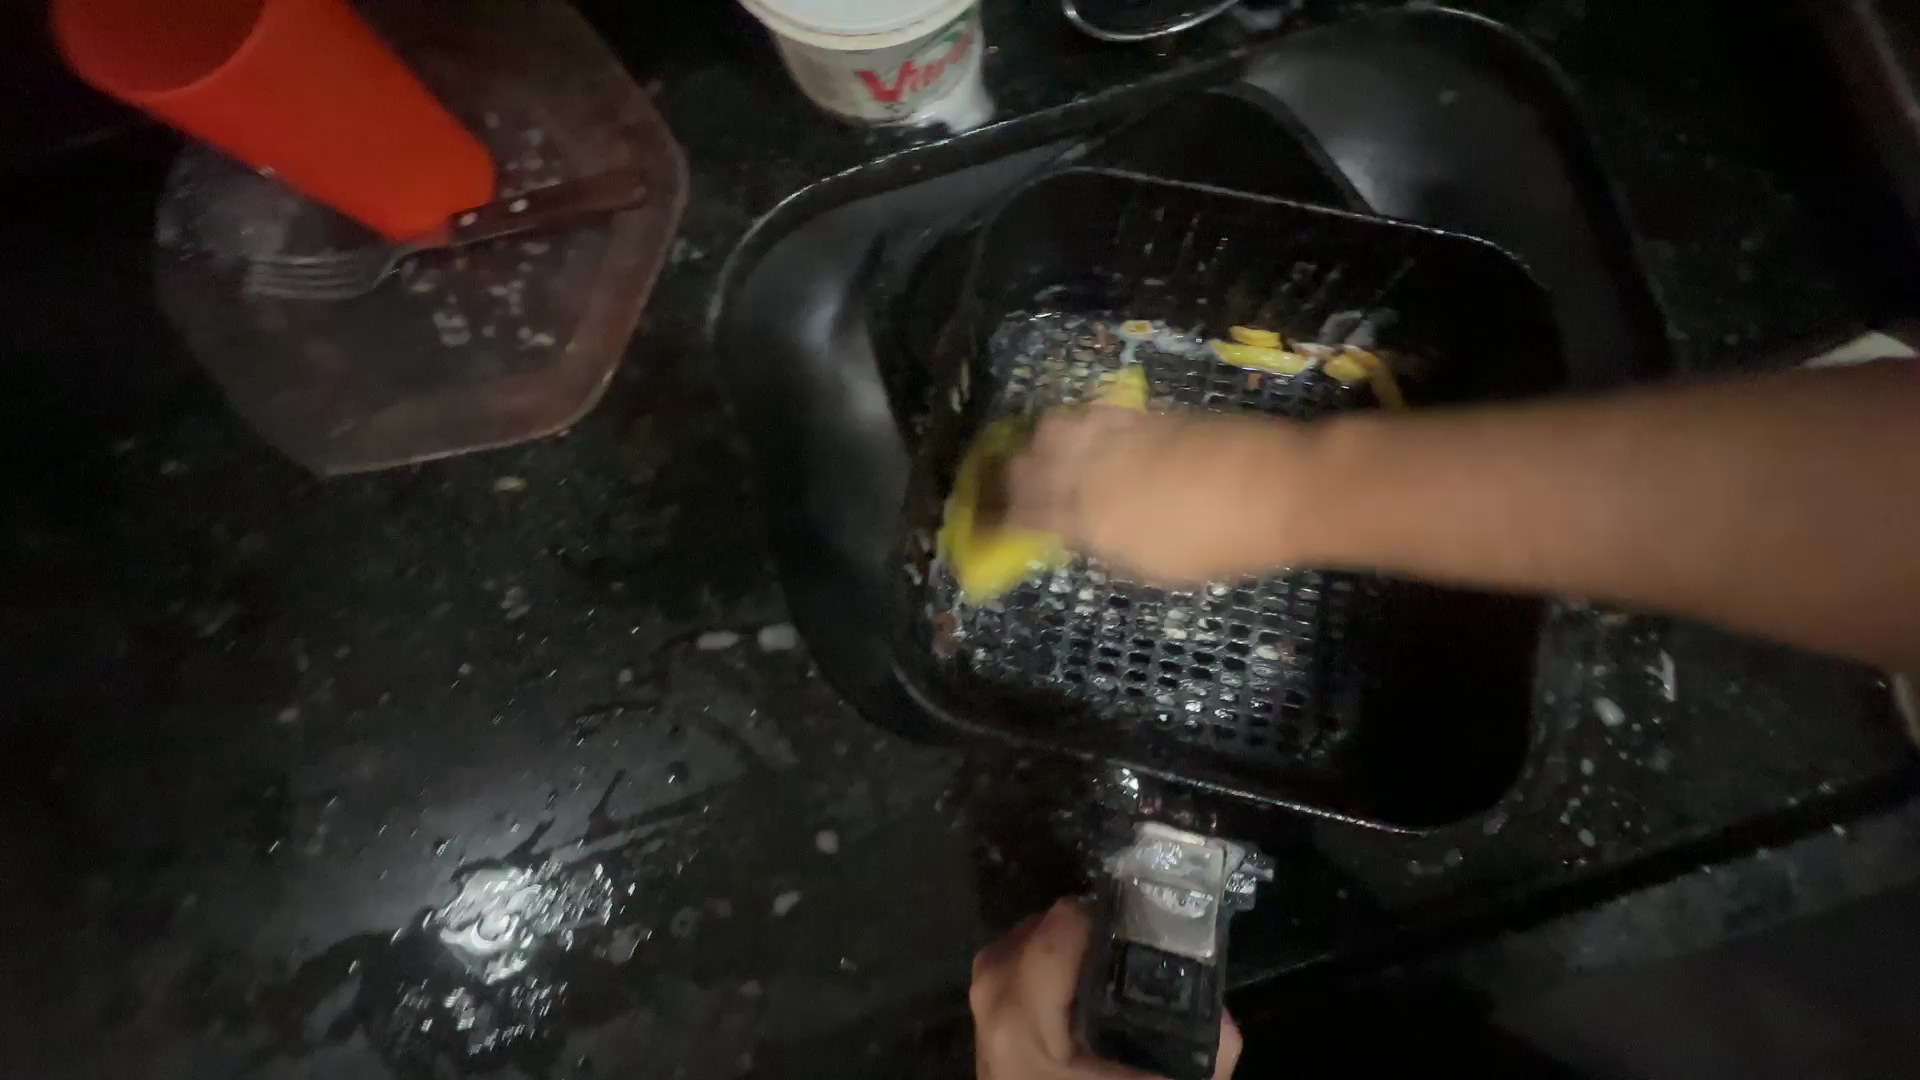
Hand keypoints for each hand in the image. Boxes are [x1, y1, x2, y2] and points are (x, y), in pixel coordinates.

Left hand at [970, 898, 1241, 1079]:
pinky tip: (1088, 982)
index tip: (1154, 933)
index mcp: (1020, 1009)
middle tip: (1144, 955)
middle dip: (1102, 933)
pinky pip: (1028, 945)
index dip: (1115, 919)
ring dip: (1081, 943)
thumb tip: (1224, 1018)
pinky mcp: (987, 986)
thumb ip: (1196, 1062)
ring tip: (1120, 970)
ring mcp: (984, 981)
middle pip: (1056, 921)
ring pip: (1042, 928)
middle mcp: (993, 982)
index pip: (1067, 922)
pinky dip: (1060, 956)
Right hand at [1004, 407, 1307, 584]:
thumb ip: (1106, 545)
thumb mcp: (1153, 566)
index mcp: (1090, 522)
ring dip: (1038, 444)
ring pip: (1049, 429)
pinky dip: (1076, 425)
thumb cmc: (1221, 544)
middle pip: (1024, 466)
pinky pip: (1089, 413)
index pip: (1023, 516)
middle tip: (1010, 490)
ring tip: (1044, 455)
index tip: (988, 524)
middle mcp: (1089, 474)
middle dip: (1008, 480)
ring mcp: (1113, 437)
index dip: (998, 519)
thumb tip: (1082, 534)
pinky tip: (1084, 434)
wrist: (1276, 487)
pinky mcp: (1140, 414)